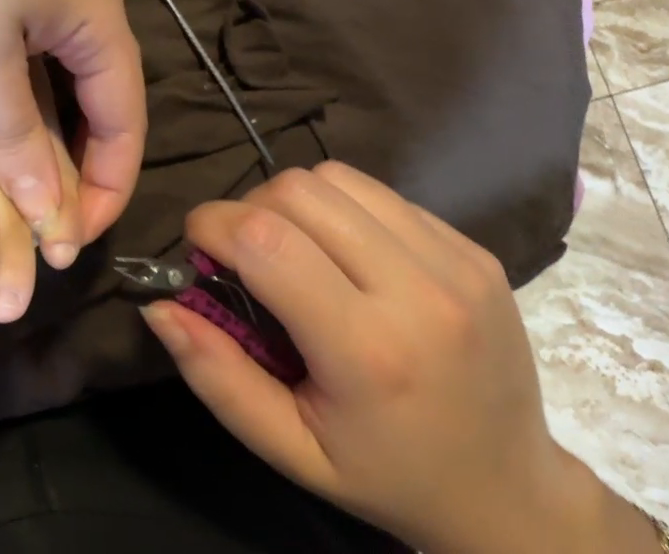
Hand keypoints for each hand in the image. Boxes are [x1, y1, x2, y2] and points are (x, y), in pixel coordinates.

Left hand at [0, 0, 144, 251]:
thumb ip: (17, 140)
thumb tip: (50, 216)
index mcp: (93, 10)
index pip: (125, 113)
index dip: (110, 183)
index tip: (77, 239)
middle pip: (99, 90)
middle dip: (82, 156)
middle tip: (53, 213)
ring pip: (59, 67)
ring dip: (48, 123)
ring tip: (26, 172)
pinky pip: (26, 44)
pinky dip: (21, 88)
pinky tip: (6, 108)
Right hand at [140, 163, 661, 553]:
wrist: (510, 491)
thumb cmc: (383, 474)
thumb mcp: (286, 447)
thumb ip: (215, 375)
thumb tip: (158, 306)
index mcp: (368, 351)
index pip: (265, 240)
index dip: (210, 227)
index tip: (197, 251)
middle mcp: (419, 292)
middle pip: (296, 191)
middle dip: (246, 210)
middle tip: (242, 257)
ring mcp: (456, 263)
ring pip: (335, 177)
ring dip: (291, 202)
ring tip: (291, 250)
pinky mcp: (474, 249)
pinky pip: (377, 192)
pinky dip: (338, 209)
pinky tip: (342, 255)